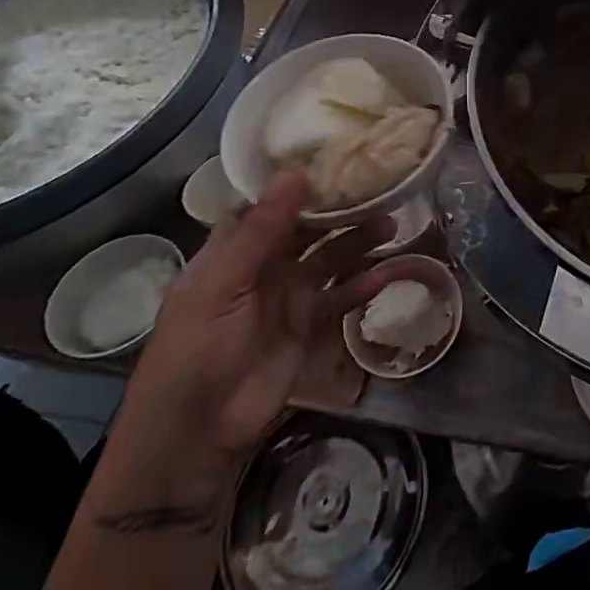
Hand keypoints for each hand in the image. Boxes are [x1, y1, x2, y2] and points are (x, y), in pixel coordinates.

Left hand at [136, 171, 403, 455]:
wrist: (198, 432)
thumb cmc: (198, 346)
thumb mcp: (223, 282)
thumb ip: (262, 229)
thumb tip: (296, 172)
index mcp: (233, 248)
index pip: (270, 204)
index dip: (300, 183)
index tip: (337, 157)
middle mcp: (264, 266)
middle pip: (307, 229)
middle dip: (339, 210)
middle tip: (379, 189)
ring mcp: (288, 297)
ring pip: (329, 259)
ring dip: (357, 242)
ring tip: (392, 224)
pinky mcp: (308, 327)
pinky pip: (339, 299)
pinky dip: (362, 286)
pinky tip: (387, 274)